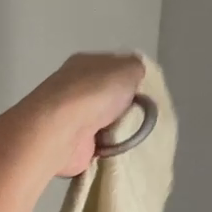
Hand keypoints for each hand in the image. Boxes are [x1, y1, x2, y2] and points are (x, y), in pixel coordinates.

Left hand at [20, 53, 146, 177]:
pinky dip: (113, 147)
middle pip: (112, 96)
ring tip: (140, 134)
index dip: (132, 77)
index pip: (114, 66)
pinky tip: (125, 148)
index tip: (148, 91)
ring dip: (123, 129)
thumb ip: (137, 67)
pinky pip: (102, 144)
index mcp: (85, 63)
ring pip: (109, 121)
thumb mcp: (128, 67)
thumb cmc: (96, 93)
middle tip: (147, 115)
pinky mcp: (75, 142)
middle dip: (129, 106)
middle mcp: (76, 87)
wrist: (62, 130)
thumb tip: (136, 74)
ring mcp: (73, 116)